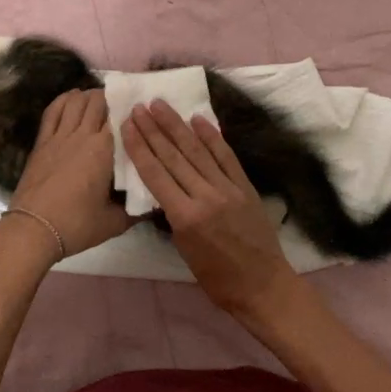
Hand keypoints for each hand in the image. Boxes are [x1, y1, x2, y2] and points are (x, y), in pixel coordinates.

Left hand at [0, 89, 131, 271]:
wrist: (34, 230)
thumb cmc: (77, 225)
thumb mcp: (115, 222)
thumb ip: (137, 210)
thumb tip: (156, 202)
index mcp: (104, 150)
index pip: (120, 116)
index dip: (131, 109)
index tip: (141, 110)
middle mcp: (82, 135)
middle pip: (98, 101)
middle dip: (111, 97)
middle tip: (121, 103)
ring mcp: (59, 136)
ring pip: (75, 102)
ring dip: (88, 95)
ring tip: (99, 98)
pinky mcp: (42, 143)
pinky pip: (52, 112)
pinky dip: (63, 100)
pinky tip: (71, 97)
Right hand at [121, 100, 300, 321]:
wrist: (262, 286)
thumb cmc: (217, 279)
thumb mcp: (184, 249)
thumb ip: (174, 216)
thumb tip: (164, 189)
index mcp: (184, 217)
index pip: (155, 174)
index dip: (139, 147)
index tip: (127, 125)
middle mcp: (205, 196)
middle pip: (173, 156)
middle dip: (153, 130)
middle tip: (139, 107)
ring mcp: (228, 189)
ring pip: (198, 150)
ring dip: (177, 125)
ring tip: (161, 105)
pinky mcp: (246, 187)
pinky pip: (226, 156)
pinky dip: (212, 137)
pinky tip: (198, 119)